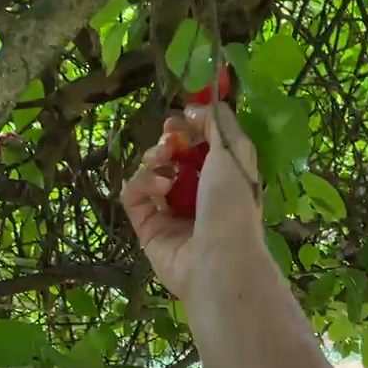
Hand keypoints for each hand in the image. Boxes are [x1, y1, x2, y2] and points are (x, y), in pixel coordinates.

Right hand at [122, 102, 262, 302]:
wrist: (218, 258)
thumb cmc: (233, 204)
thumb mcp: (235, 152)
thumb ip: (217, 123)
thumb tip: (195, 109)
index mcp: (221, 180)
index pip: (198, 148)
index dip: (188, 129)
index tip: (182, 119)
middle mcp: (195, 197)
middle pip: (171, 159)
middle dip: (167, 143)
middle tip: (169, 141)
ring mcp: (170, 215)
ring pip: (149, 175)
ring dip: (153, 160)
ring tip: (163, 163)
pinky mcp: (148, 231)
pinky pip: (133, 198)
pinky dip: (141, 185)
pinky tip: (159, 188)